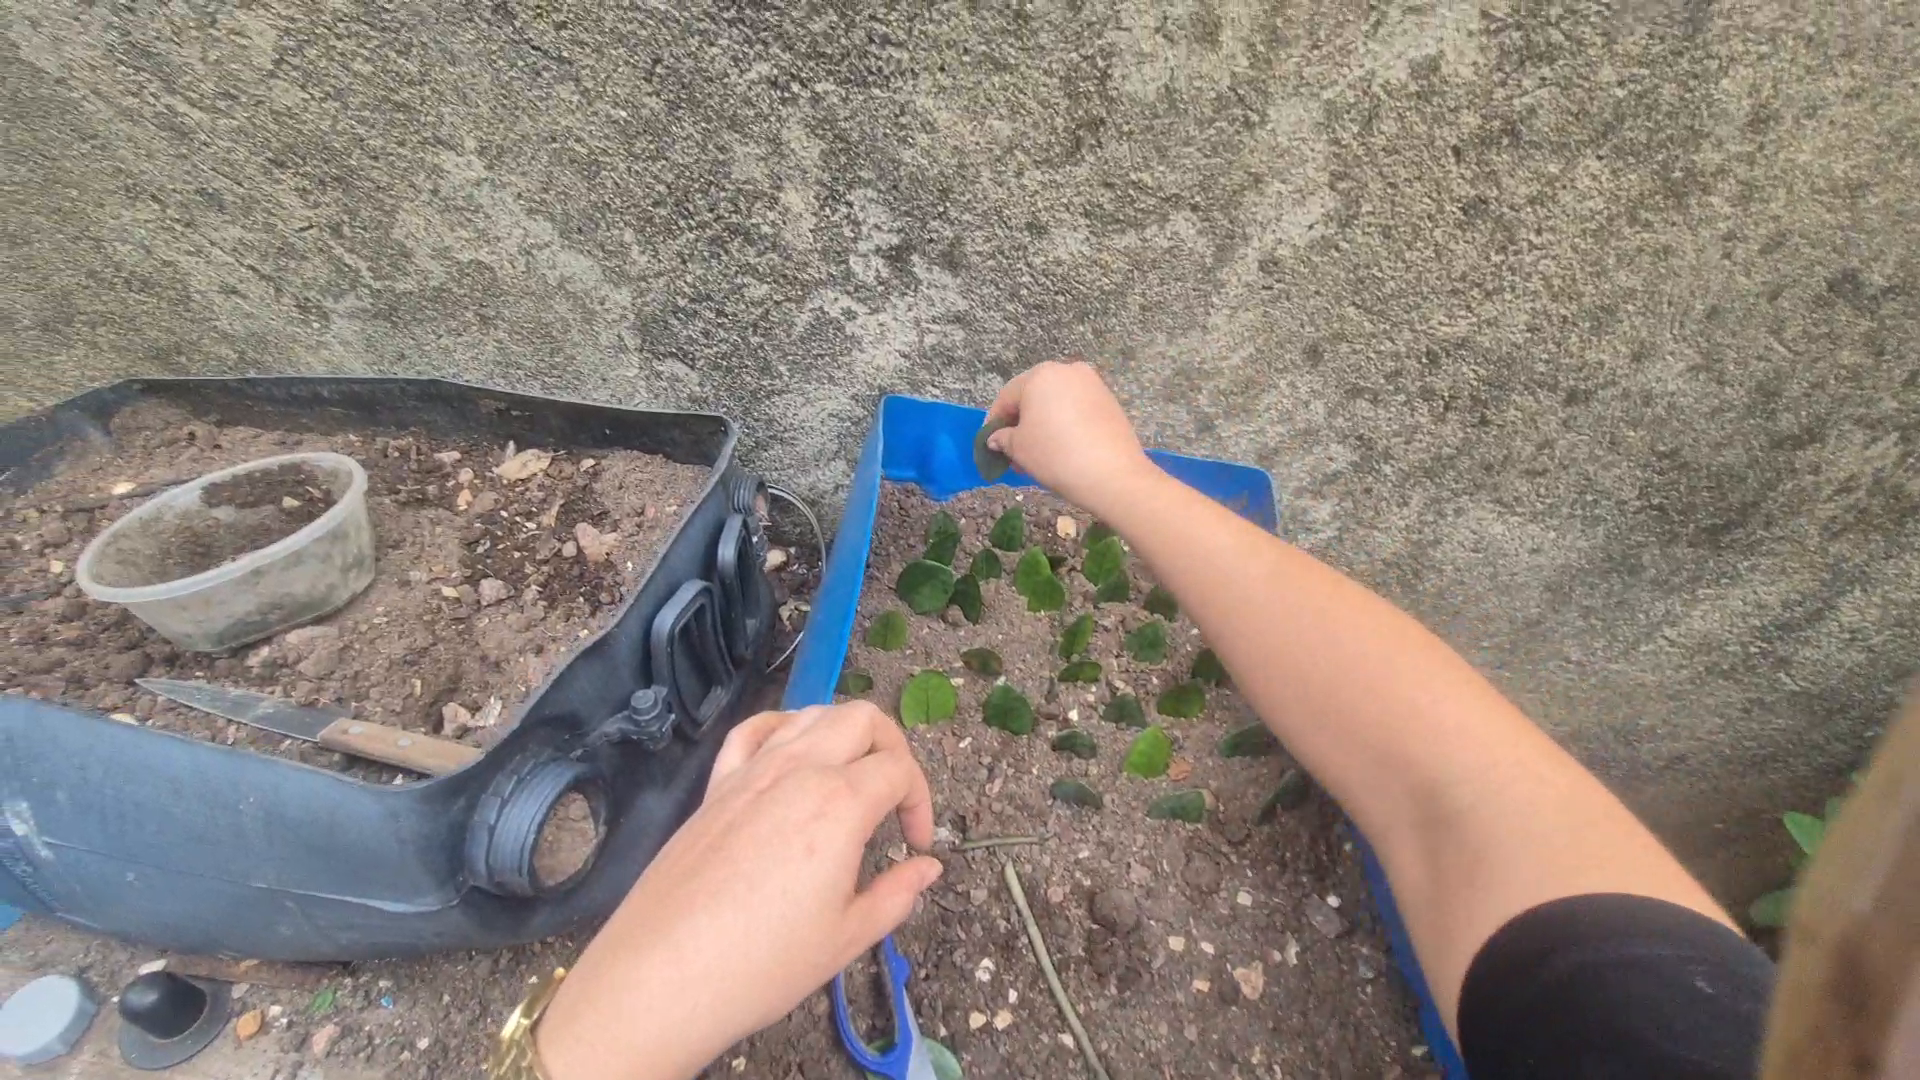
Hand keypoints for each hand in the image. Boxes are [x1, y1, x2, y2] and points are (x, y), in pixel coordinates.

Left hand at [534, 703, 941, 1079]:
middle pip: (863, 718)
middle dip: (893, 747)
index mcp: (839, 801)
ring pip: (812, 714)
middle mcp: (799, 768)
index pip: (899, 769)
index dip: (920, 801)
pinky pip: (754, 730)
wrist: (660, 977)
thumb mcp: (846, 937)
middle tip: (895, 796)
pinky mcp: (717, 784)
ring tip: (852, 777)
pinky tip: (791, 755)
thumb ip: (898, 893)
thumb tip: (930, 866)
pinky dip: (783, 728)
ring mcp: (753, 770)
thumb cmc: (762, 963)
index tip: (915, 845)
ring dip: (845, 733)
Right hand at [985, 360, 1157, 514]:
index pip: (1007, 396)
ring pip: (1056, 404)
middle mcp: (1068, 371)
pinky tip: (1061, 450)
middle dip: (1020, 424)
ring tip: (1037, 456)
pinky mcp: (1109, 401)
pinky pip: (1076, 410)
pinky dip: (1064, 425)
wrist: (1112, 474)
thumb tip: (996, 438)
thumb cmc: (1056, 455)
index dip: (994, 421)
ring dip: (1042, 426)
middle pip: (1033, 397)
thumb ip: (1003, 438)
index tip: (990, 443)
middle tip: (1013, 453)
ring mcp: (1092, 384)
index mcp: (1041, 375)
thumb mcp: (1019, 448)